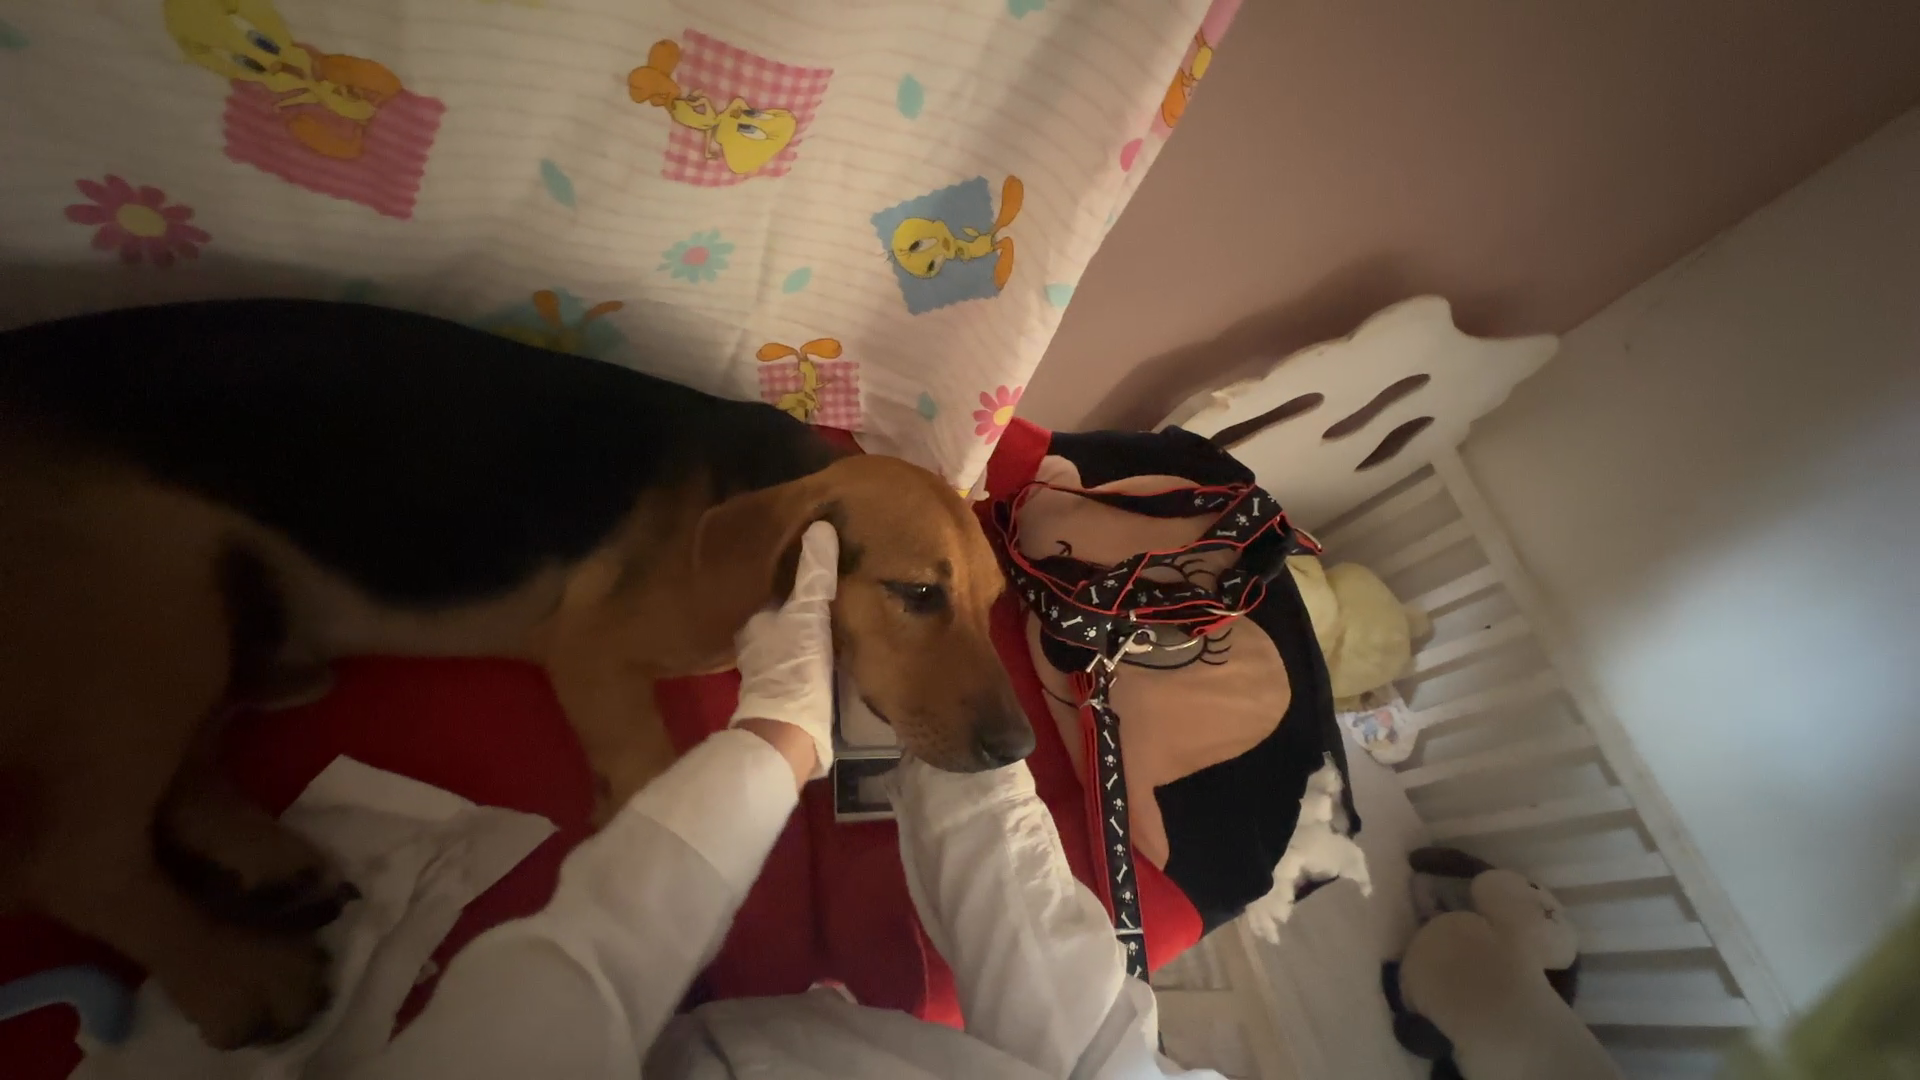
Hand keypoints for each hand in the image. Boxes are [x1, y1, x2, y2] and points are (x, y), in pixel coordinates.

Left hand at [728, 521, 837, 779]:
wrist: (791, 730)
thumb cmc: (794, 665)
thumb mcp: (808, 613)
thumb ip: (814, 574)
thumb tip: (821, 527)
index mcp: (753, 621)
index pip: (773, 586)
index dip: (793, 573)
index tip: (816, 559)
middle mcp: (755, 643)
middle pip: (782, 611)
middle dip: (801, 599)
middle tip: (833, 580)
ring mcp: (770, 669)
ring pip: (791, 634)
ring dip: (808, 624)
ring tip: (837, 608)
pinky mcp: (788, 689)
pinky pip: (802, 656)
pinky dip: (814, 647)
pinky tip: (834, 643)